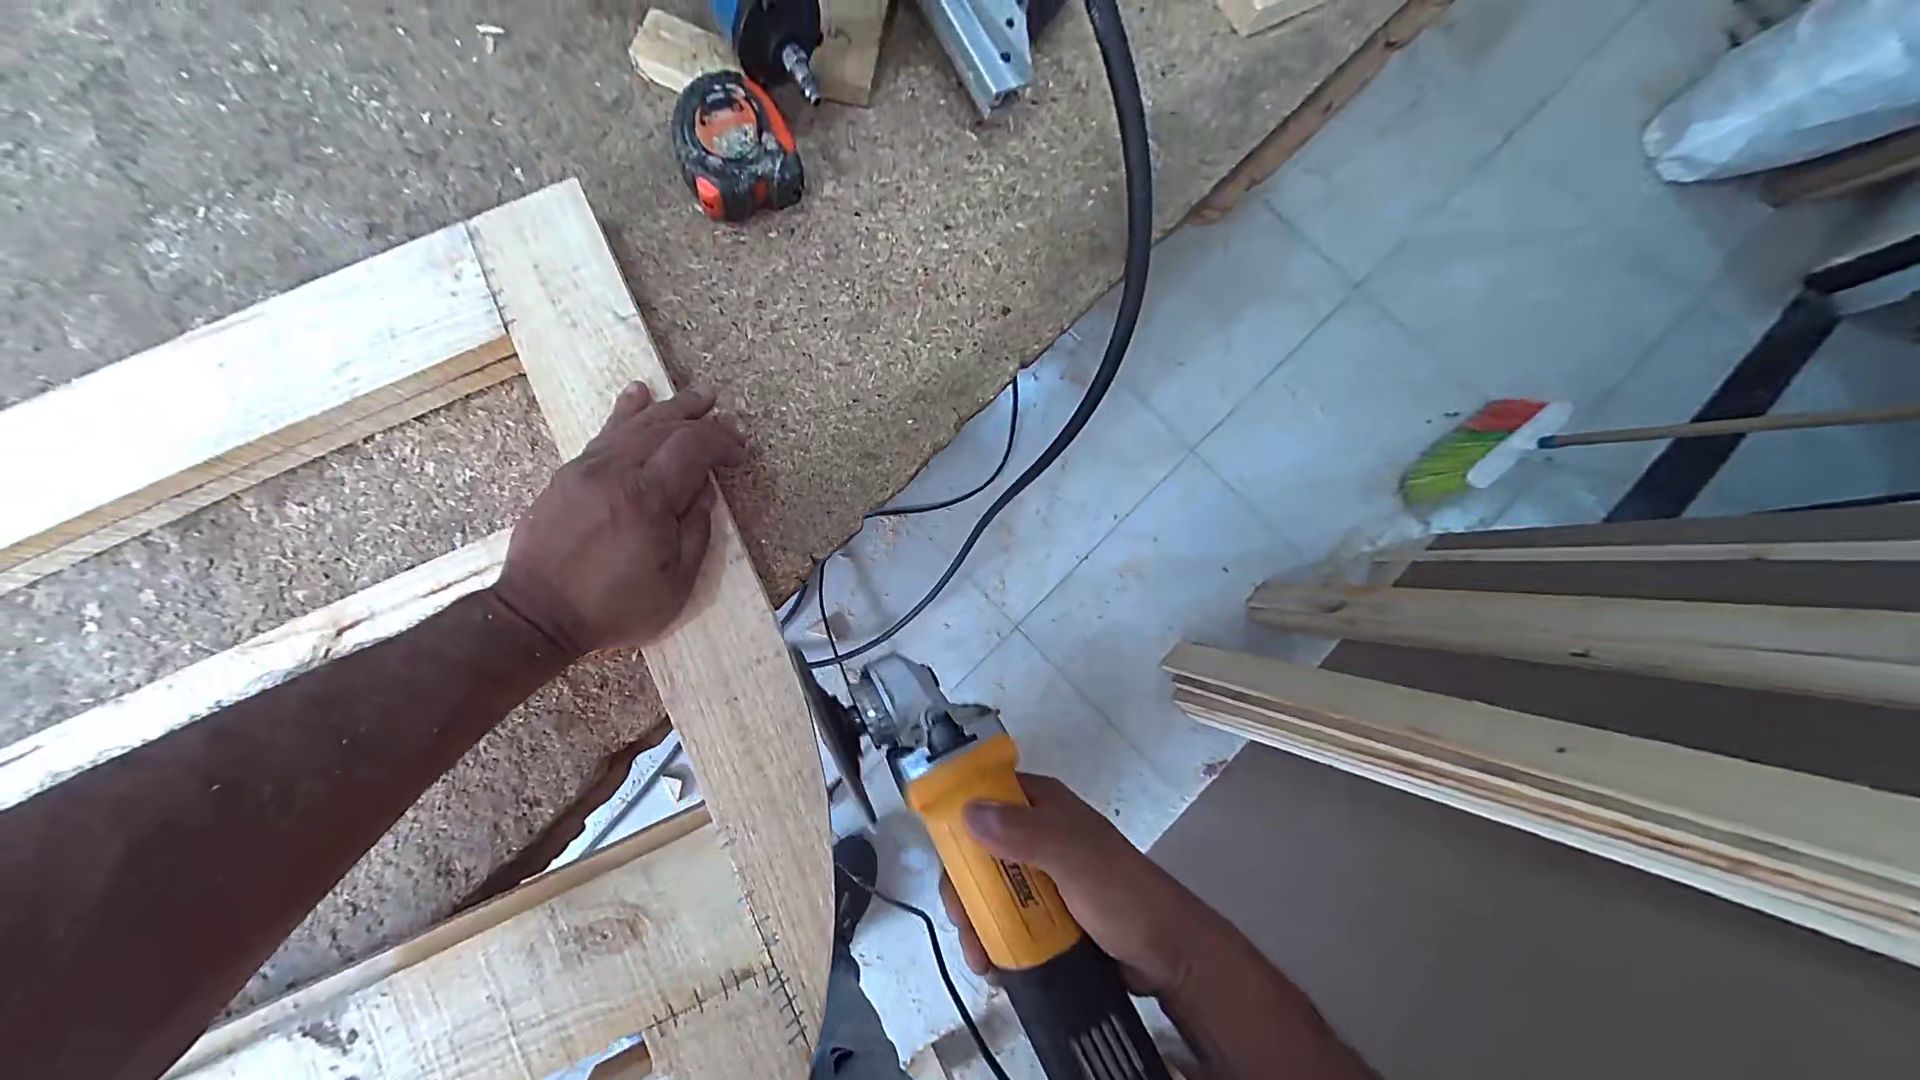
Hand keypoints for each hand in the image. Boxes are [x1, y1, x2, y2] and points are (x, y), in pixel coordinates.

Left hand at [492, 382, 746, 655]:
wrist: (536, 615)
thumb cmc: (614, 607)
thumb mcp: (677, 582)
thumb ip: (697, 530)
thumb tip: (704, 490)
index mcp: (646, 499)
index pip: (693, 446)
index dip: (723, 441)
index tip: (740, 453)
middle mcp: (615, 472)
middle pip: (664, 425)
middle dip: (703, 417)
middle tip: (730, 417)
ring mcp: (586, 469)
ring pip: (634, 423)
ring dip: (670, 406)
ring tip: (698, 396)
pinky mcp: (568, 475)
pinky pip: (604, 433)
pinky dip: (627, 412)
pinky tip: (639, 394)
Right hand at [939, 773, 1215, 997]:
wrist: (1167, 953)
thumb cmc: (1120, 892)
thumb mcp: (1072, 854)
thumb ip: (1024, 831)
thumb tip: (969, 812)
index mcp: (1042, 805)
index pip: (985, 798)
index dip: (959, 824)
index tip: (950, 866)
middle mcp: (1036, 832)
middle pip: (979, 851)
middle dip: (965, 891)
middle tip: (964, 925)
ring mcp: (1041, 874)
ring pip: (990, 890)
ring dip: (977, 923)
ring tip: (982, 960)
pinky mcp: (1047, 911)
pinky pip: (1007, 919)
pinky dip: (996, 941)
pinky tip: (996, 967)